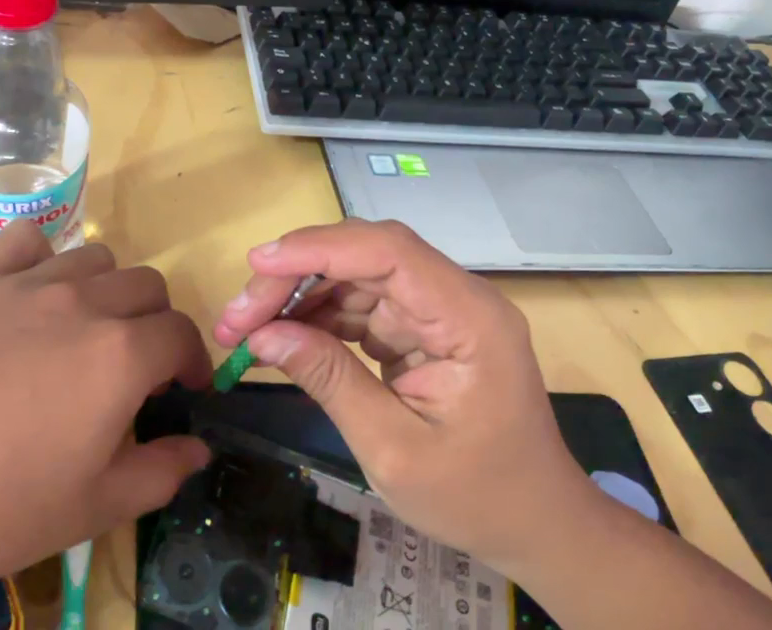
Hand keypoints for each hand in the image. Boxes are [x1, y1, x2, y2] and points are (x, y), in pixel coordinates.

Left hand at [0, 223, 212, 623]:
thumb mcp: (92, 509)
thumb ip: (160, 471)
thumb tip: (197, 447)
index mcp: (120, 356)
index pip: (181, 334)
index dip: (191, 362)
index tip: (181, 389)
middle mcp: (80, 303)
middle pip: (146, 286)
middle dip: (154, 324)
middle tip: (133, 367)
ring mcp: (21, 284)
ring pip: (94, 259)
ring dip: (105, 291)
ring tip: (81, 332)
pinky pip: (24, 239)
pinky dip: (42, 256)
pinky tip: (27, 295)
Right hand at [213, 220, 592, 568]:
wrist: (535, 523)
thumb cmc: (476, 496)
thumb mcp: (394, 450)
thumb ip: (330, 381)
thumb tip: (263, 335)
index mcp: (468, 318)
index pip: (388, 252)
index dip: (319, 248)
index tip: (257, 264)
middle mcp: (455, 298)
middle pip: (365, 257)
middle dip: (295, 276)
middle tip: (236, 316)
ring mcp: (438, 312)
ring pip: (356, 278)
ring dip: (298, 298)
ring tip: (243, 330)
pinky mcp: (422, 330)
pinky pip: (362, 308)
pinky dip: (317, 320)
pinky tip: (278, 339)